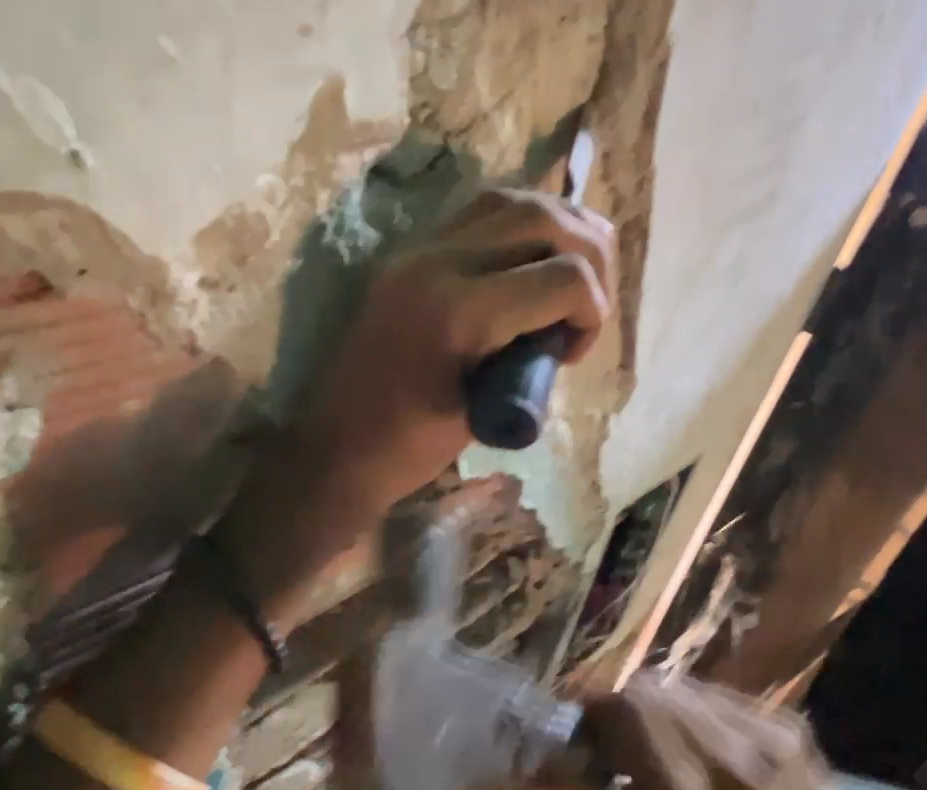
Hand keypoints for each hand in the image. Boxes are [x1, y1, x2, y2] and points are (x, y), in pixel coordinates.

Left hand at [215, 188, 614, 620]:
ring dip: (555, 226)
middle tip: (591, 299)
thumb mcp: (485, 411)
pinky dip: (515, 227)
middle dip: (589, 251)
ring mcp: (417, 251)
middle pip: (542, 216)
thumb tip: (561, 326)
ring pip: (508, 201)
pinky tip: (528, 261)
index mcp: (461, 311)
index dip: (593, 310)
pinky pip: (475, 215)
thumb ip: (529, 357)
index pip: (564, 275)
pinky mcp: (407, 256)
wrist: (333, 448)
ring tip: (571, 270)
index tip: (573, 352)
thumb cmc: (407, 450)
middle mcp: (438, 262)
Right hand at [566, 673, 872, 789]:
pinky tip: (698, 744)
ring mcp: (768, 741)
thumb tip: (540, 758)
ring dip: (658, 707)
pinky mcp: (791, 729)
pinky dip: (696, 712)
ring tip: (656, 741)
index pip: (627, 712)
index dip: (593, 711)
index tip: (582, 732)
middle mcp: (730, 762)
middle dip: (621, 707)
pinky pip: (720, 696)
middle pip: (652, 691)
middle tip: (613, 736)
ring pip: (684, 687)